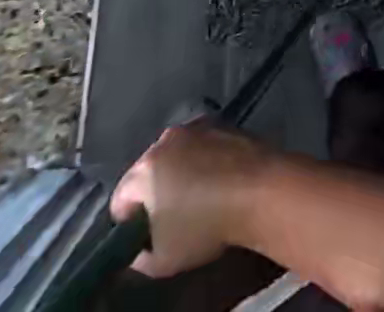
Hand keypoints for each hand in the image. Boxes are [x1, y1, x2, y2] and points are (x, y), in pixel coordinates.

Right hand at [107, 120, 274, 277]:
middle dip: (154, 193)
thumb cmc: (207, 224)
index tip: (142, 236)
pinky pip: (204, 145)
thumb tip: (140, 249)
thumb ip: (140, 257)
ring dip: (180, 171)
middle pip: (148, 171)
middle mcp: (167, 139)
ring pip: (177, 154)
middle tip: (170, 217)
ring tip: (197, 195)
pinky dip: (205, 159)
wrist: (262, 189)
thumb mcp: (163, 260)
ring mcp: (198, 127)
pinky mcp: (225, 123)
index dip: (127, 222)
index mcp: (144, 169)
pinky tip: (218, 177)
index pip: (121, 198)